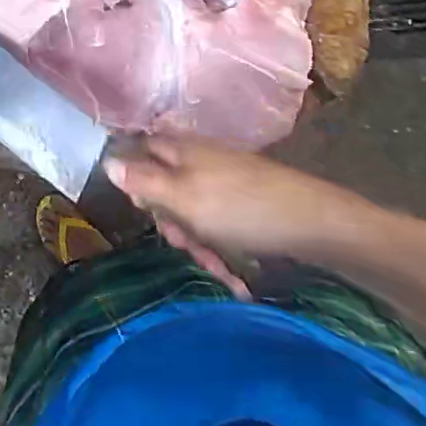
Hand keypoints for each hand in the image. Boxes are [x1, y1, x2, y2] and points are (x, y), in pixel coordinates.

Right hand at [106, 135, 380, 277]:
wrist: (321, 225)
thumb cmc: (242, 208)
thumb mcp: (182, 197)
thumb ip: (141, 181)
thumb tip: (104, 161)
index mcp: (176, 149)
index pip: (136, 153)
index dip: (133, 183)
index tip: (146, 214)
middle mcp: (196, 157)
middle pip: (164, 187)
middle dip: (173, 225)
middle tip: (188, 248)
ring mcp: (223, 178)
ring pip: (192, 211)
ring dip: (201, 244)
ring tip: (221, 272)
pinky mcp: (247, 200)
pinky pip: (220, 222)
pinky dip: (224, 248)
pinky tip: (238, 276)